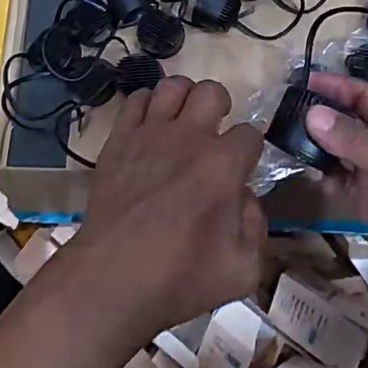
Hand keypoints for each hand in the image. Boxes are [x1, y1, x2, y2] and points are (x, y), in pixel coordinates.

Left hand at [53, 77, 264, 346]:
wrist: (110, 281)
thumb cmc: (179, 279)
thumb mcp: (242, 269)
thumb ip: (257, 226)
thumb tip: (245, 197)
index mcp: (223, 165)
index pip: (251, 133)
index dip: (250, 148)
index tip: (242, 166)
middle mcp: (188, 138)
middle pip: (211, 91)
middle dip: (220, 106)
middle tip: (214, 131)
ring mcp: (149, 134)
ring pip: (171, 86)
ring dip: (183, 99)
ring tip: (182, 121)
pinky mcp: (118, 140)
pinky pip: (134, 101)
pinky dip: (146, 106)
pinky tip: (149, 127)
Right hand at [304, 73, 367, 341]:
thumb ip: (359, 143)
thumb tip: (312, 113)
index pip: (366, 97)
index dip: (336, 86)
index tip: (300, 80)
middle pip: (348, 122)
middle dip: (320, 114)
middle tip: (280, 109)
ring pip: (340, 150)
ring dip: (316, 143)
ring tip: (281, 135)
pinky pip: (340, 180)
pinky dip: (322, 173)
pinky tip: (303, 168)